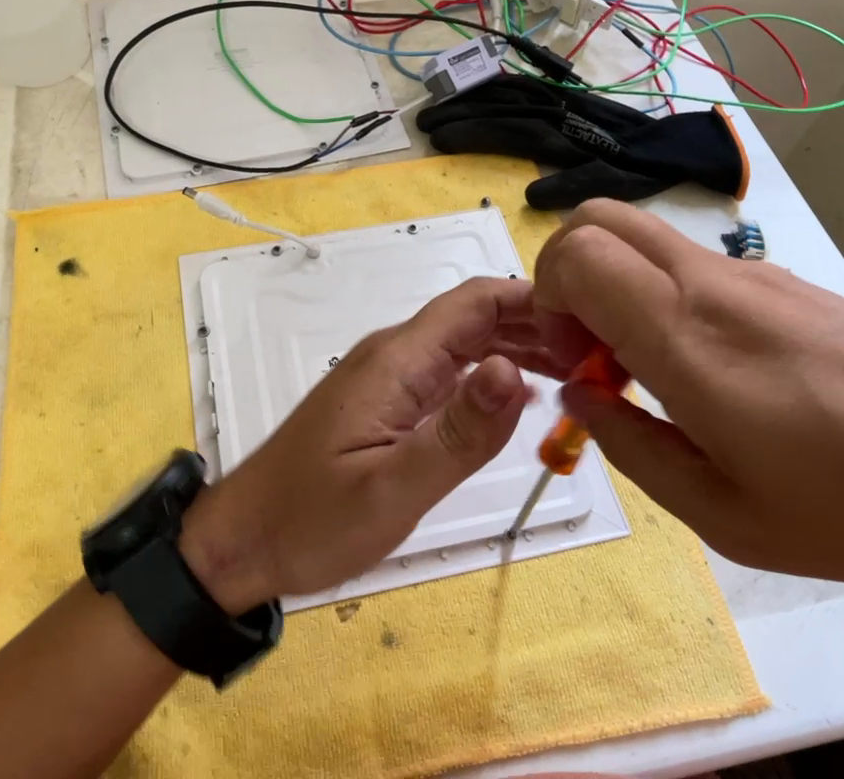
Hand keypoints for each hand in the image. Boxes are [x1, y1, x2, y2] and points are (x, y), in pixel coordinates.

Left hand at [179, 277, 573, 611]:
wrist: (243, 541)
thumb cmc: (312, 521)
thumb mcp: (393, 487)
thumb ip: (458, 431)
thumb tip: (515, 367)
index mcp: (398, 361)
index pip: (477, 302)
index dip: (537, 303)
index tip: (593, 331)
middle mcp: (395, 357)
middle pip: (476, 317)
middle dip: (539, 325)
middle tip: (601, 358)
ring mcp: (389, 381)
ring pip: (465, 344)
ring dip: (520, 350)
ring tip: (579, 376)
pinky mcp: (386, 406)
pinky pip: (449, 375)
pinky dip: (492, 379)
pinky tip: (525, 401)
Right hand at [531, 199, 843, 593]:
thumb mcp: (728, 516)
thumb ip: (632, 448)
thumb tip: (581, 398)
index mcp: (684, 334)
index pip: (574, 252)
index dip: (546, 298)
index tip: (571, 361)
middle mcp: (712, 283)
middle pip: (599, 219)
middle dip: (564, 276)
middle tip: (591, 352)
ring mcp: (759, 275)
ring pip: (647, 239)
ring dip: (617, 289)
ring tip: (653, 376)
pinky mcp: (795, 284)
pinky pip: (697, 268)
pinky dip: (667, 300)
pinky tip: (716, 377)